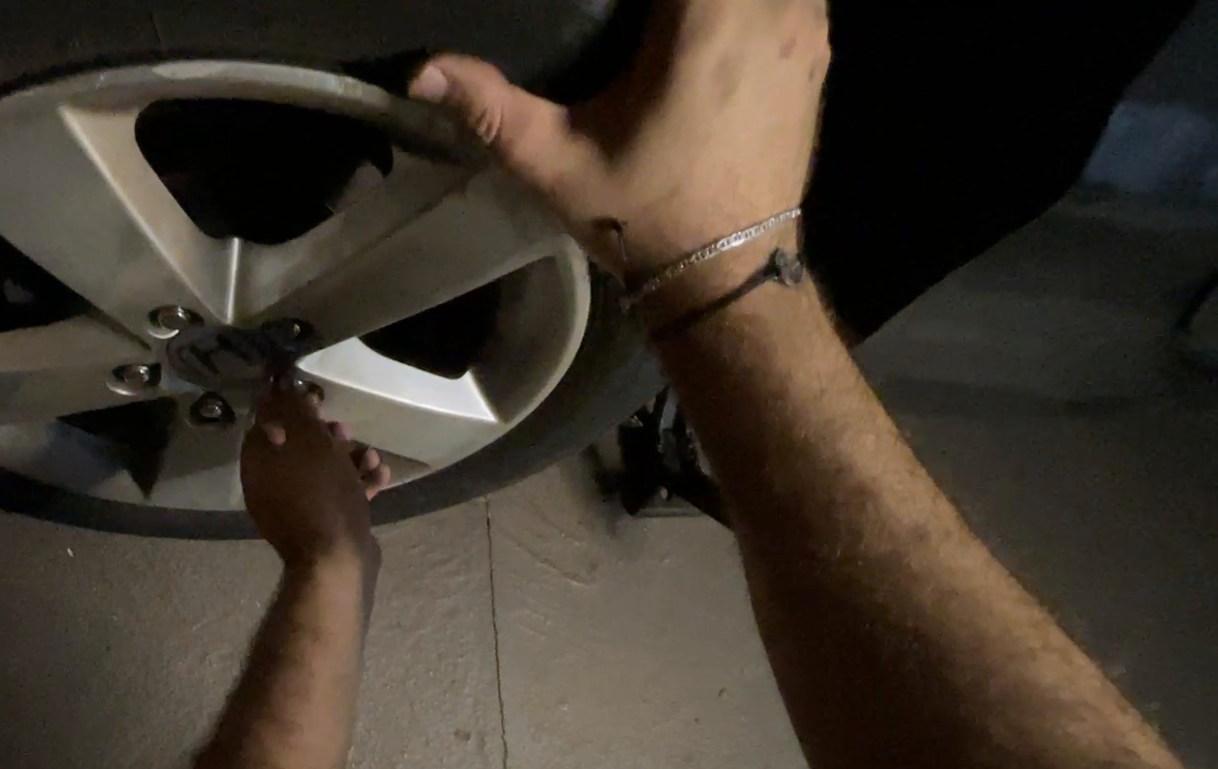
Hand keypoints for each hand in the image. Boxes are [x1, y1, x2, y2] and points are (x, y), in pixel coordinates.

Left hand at [241, 382, 390, 570]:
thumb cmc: (321, 495)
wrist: (337, 560)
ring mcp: (295, 509)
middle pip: (296, 448)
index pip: (265, 424)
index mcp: (258, 467)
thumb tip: (282, 386)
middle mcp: (270, 487)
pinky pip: (336, 495)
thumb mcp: (310, 444)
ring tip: (370, 454)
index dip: (289, 406)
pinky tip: (380, 475)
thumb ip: (295, 412)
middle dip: (325, 435)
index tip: (315, 398)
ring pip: (321, 472)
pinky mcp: (321, 525)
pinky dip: (357, 483)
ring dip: (347, 458)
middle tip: (343, 429)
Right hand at [408, 0, 829, 277]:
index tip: (605, 3)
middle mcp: (774, 0)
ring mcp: (809, 21)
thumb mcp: (554, 165)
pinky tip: (707, 32)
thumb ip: (492, 110)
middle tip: (629, 16)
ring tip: (661, 25)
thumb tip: (422, 74)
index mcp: (708, 16)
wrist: (721, 270)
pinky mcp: (818, 47)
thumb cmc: (638, 216)